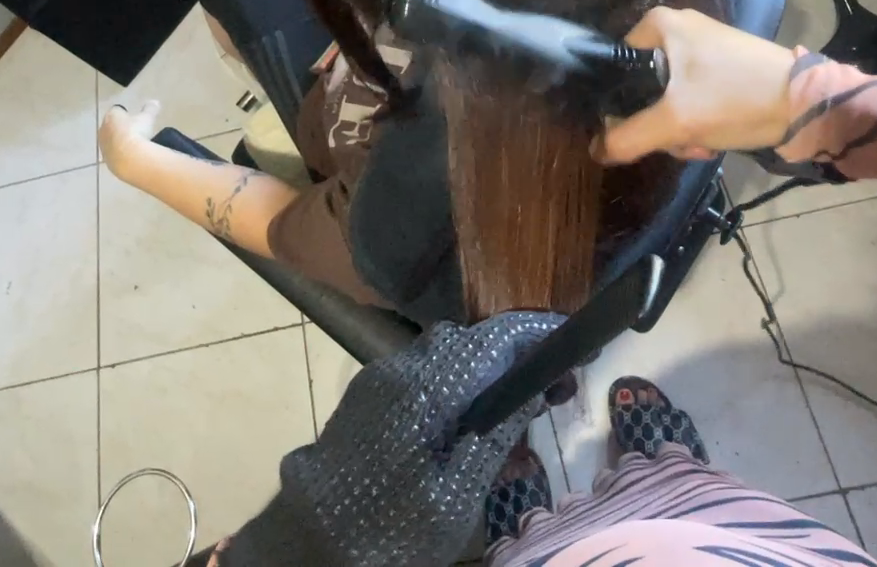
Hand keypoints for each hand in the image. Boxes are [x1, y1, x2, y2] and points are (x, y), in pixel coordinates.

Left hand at [98, 100, 160, 179]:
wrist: (129, 157)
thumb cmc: (137, 132)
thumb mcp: (148, 118)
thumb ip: (150, 109)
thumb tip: (155, 102)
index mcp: (111, 116)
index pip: (115, 111)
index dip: (124, 113)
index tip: (133, 116)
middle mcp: (103, 130)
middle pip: (110, 126)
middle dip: (120, 128)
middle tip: (133, 131)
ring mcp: (104, 147)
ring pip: (111, 142)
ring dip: (119, 143)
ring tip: (134, 146)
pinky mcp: (107, 160)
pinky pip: (114, 155)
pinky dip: (121, 155)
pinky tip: (131, 157)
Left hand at [222, 314, 563, 566]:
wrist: (306, 544)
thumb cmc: (387, 531)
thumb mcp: (455, 497)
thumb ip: (494, 435)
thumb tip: (532, 388)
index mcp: (424, 387)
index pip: (492, 338)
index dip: (534, 332)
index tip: (570, 338)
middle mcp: (400, 368)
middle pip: (471, 343)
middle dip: (515, 359)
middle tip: (554, 393)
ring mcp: (380, 379)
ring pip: (448, 359)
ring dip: (487, 377)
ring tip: (520, 419)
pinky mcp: (370, 397)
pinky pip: (424, 378)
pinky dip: (458, 391)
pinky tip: (474, 432)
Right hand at [595, 6, 797, 164]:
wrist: (808, 105)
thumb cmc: (735, 99)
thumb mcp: (675, 122)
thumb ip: (628, 136)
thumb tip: (596, 151)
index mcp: (660, 23)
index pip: (615, 66)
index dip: (620, 103)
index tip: (642, 127)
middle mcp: (679, 26)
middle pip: (642, 85)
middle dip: (657, 123)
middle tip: (679, 140)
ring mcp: (704, 46)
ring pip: (668, 96)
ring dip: (679, 127)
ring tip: (700, 144)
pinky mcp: (725, 65)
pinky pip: (692, 95)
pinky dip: (698, 119)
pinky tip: (712, 138)